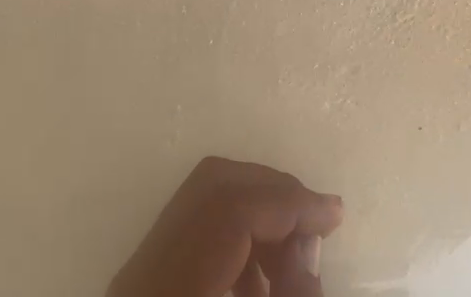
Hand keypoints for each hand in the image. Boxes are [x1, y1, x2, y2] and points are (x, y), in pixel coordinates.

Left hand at [108, 157, 343, 296]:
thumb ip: (291, 287)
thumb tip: (309, 240)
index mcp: (170, 278)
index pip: (230, 208)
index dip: (289, 201)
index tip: (334, 212)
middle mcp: (142, 265)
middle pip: (211, 184)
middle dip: (272, 192)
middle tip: (317, 220)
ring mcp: (135, 270)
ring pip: (200, 203)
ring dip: (255, 217)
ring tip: (293, 261)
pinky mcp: (139, 279)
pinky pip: (190, 233)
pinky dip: (232, 241)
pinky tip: (259, 278)